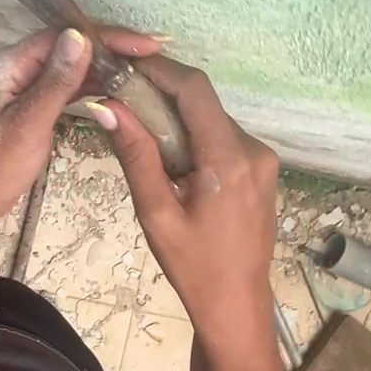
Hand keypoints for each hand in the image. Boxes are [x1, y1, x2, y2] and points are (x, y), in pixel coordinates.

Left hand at [0, 26, 163, 226]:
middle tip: (153, 54)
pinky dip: (90, 86)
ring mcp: (21, 84)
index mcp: (8, 64)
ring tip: (143, 70)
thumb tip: (81, 37)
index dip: (105, 36)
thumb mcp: (29, 124)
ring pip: (69, 65)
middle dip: (110, 48)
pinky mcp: (29, 103)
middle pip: (68, 46)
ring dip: (103, 67)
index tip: (144, 45)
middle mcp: (14, 66)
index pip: (62, 37)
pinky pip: (64, 85)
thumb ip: (56, 81)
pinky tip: (117, 88)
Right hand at [95, 57, 279, 330]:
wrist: (237, 304)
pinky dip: (193, 138)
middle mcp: (254, 150)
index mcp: (230, 158)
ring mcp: (262, 160)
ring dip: (177, 120)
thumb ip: (136, 155)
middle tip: (121, 103)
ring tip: (140, 136)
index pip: (196, 90)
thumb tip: (107, 107)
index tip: (126, 66)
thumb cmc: (193, 265)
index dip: (161, 69)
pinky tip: (169, 160)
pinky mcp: (261, 170)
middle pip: (203, 104)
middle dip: (162, 97)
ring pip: (211, 120)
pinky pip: (222, 139)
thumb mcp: (156, 213)